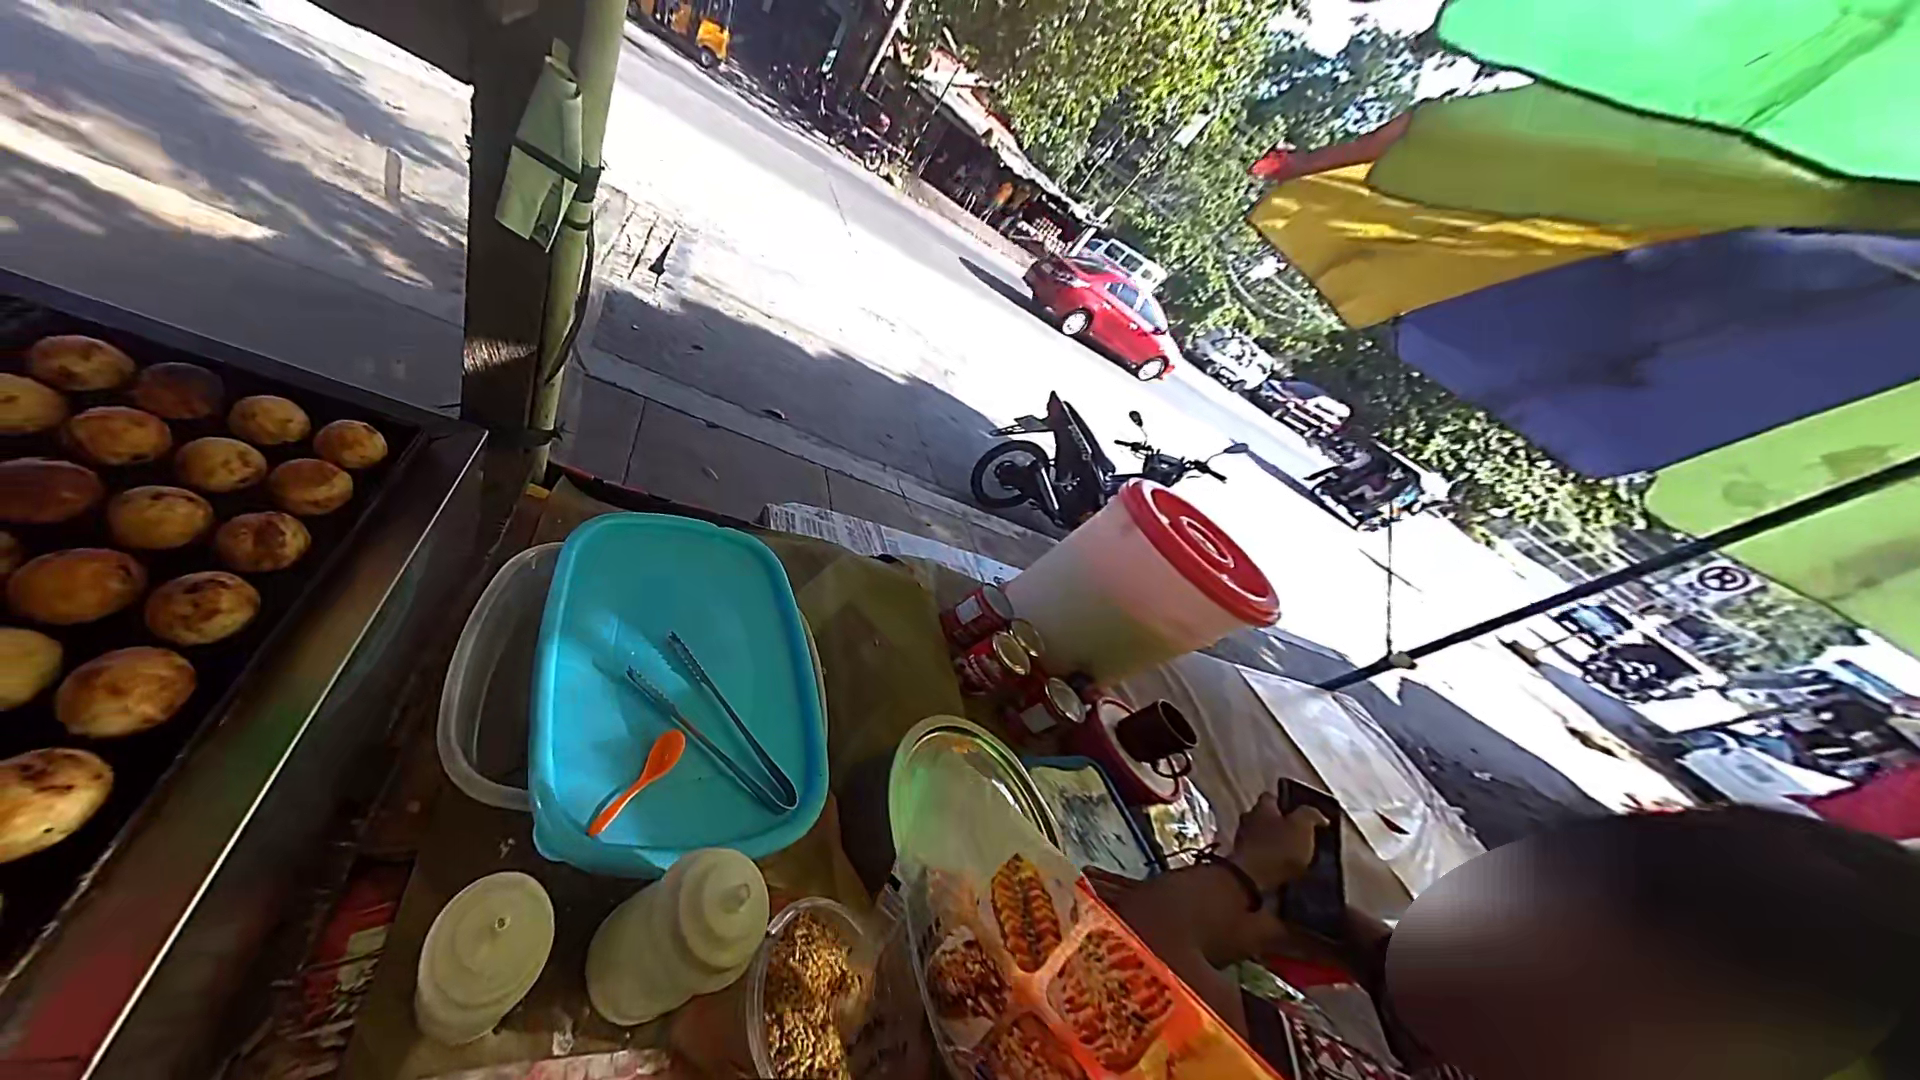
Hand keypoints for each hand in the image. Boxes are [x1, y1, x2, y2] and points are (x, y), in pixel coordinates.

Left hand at [1229, 792, 1328, 892]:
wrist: (1252, 876)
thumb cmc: (1279, 847)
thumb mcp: (1302, 828)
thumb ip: (1309, 816)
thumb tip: (1319, 815)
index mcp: (1262, 806)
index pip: (1271, 797)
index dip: (1284, 803)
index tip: (1297, 813)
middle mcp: (1248, 817)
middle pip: (1263, 815)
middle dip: (1276, 822)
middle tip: (1294, 834)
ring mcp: (1241, 836)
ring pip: (1258, 832)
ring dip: (1269, 839)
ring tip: (1287, 851)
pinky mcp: (1240, 855)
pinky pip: (1255, 850)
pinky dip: (1264, 854)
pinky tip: (1276, 863)